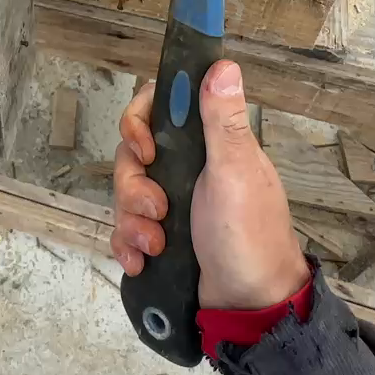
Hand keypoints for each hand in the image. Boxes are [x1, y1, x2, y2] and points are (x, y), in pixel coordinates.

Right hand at [111, 61, 310, 309]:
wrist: (249, 311)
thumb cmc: (249, 235)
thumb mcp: (236, 172)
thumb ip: (223, 120)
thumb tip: (223, 63)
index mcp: (204, 144)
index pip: (157, 108)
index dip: (138, 121)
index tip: (144, 148)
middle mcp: (184, 166)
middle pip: (131, 153)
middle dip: (134, 184)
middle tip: (157, 210)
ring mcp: (170, 201)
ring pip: (125, 192)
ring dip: (132, 220)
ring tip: (155, 246)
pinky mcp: (158, 235)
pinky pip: (124, 228)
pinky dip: (127, 244)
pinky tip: (141, 261)